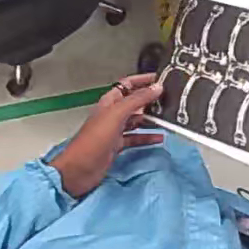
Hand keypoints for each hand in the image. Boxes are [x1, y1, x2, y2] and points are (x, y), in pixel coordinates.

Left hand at [47, 73, 164, 197]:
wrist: (79, 170)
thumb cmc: (94, 140)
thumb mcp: (116, 115)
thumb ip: (136, 100)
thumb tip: (156, 87)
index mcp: (109, 102)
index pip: (127, 84)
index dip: (142, 80)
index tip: (159, 78)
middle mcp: (112, 114)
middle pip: (133, 102)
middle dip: (150, 100)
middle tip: (168, 99)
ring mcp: (114, 130)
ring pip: (136, 120)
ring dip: (151, 119)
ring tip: (168, 118)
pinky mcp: (117, 145)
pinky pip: (135, 138)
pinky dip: (147, 137)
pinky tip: (159, 138)